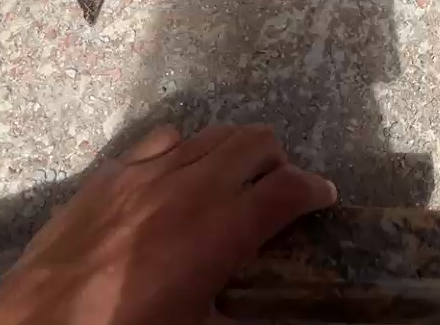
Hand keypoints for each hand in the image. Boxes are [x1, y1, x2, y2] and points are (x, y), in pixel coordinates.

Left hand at [0, 124, 336, 324]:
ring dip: (236, 151)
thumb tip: (274, 313)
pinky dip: (186, 150)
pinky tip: (177, 176)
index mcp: (223, 228)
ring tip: (233, 178)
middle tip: (276, 189)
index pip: (289, 189)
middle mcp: (196, 184)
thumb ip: (240, 314)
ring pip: (215, 133)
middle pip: (257, 142)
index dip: (314, 190)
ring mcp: (153, 168)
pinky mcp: (117, 167)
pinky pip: (166, 138)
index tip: (322, 196)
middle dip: (278, 161)